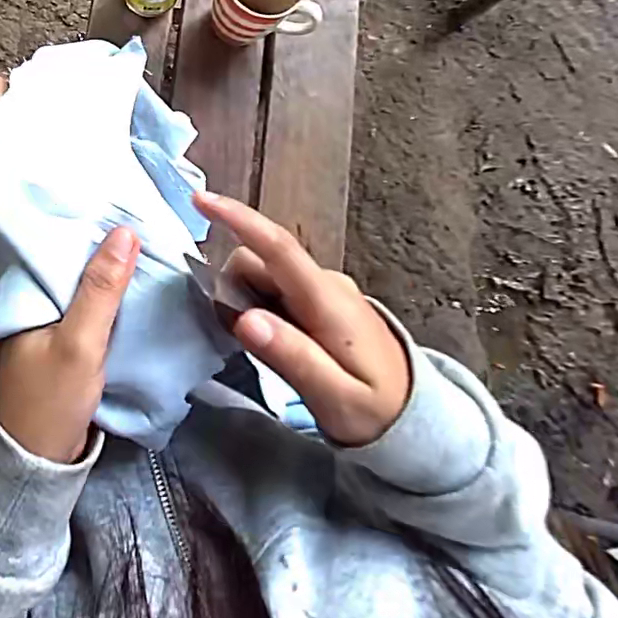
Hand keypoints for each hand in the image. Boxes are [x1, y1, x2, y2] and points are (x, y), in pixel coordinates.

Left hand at [0, 226, 138, 462]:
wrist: (40, 460)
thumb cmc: (52, 397)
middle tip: (142, 218)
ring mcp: (47, 322)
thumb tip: (125, 232)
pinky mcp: (62, 339)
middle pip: (71, 263)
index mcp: (23, 294)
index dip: (88, 224)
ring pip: (82, 285)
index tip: (122, 203)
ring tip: (142, 243)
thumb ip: (100, 290)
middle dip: (102, 246)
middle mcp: (31, 302)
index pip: (56, 244)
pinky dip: (106, 297)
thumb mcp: (81, 340)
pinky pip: (87, 307)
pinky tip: (131, 285)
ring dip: (107, 271)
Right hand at [192, 191, 409, 445]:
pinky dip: (258, 306)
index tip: (201, 200)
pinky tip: (275, 341)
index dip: (237, 219)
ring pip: (261, 274)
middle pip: (257, 261)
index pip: (278, 247)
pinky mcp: (320, 299)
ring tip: (266, 350)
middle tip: (239, 340)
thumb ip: (292, 357)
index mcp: (327, 301)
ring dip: (244, 301)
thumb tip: (245, 319)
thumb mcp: (336, 398)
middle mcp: (325, 283)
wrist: (416, 416)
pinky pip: (274, 288)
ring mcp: (324, 288)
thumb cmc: (377, 411)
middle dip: (231, 289)